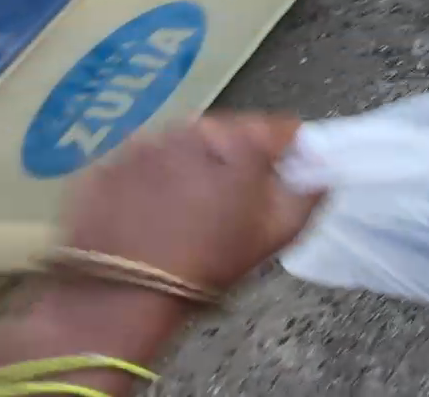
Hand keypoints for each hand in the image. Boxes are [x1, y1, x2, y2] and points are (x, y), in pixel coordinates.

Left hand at [0, 116, 323, 393]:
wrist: (116, 301)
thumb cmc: (210, 261)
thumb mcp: (281, 231)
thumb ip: (314, 191)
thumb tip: (321, 170)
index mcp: (248, 139)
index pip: (284, 127)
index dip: (287, 152)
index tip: (277, 177)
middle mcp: (200, 128)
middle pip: (234, 129)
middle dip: (237, 154)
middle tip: (229, 192)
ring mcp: (147, 143)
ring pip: (187, 141)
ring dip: (195, 160)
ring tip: (187, 198)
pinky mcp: (106, 164)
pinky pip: (143, 159)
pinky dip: (152, 174)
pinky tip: (150, 204)